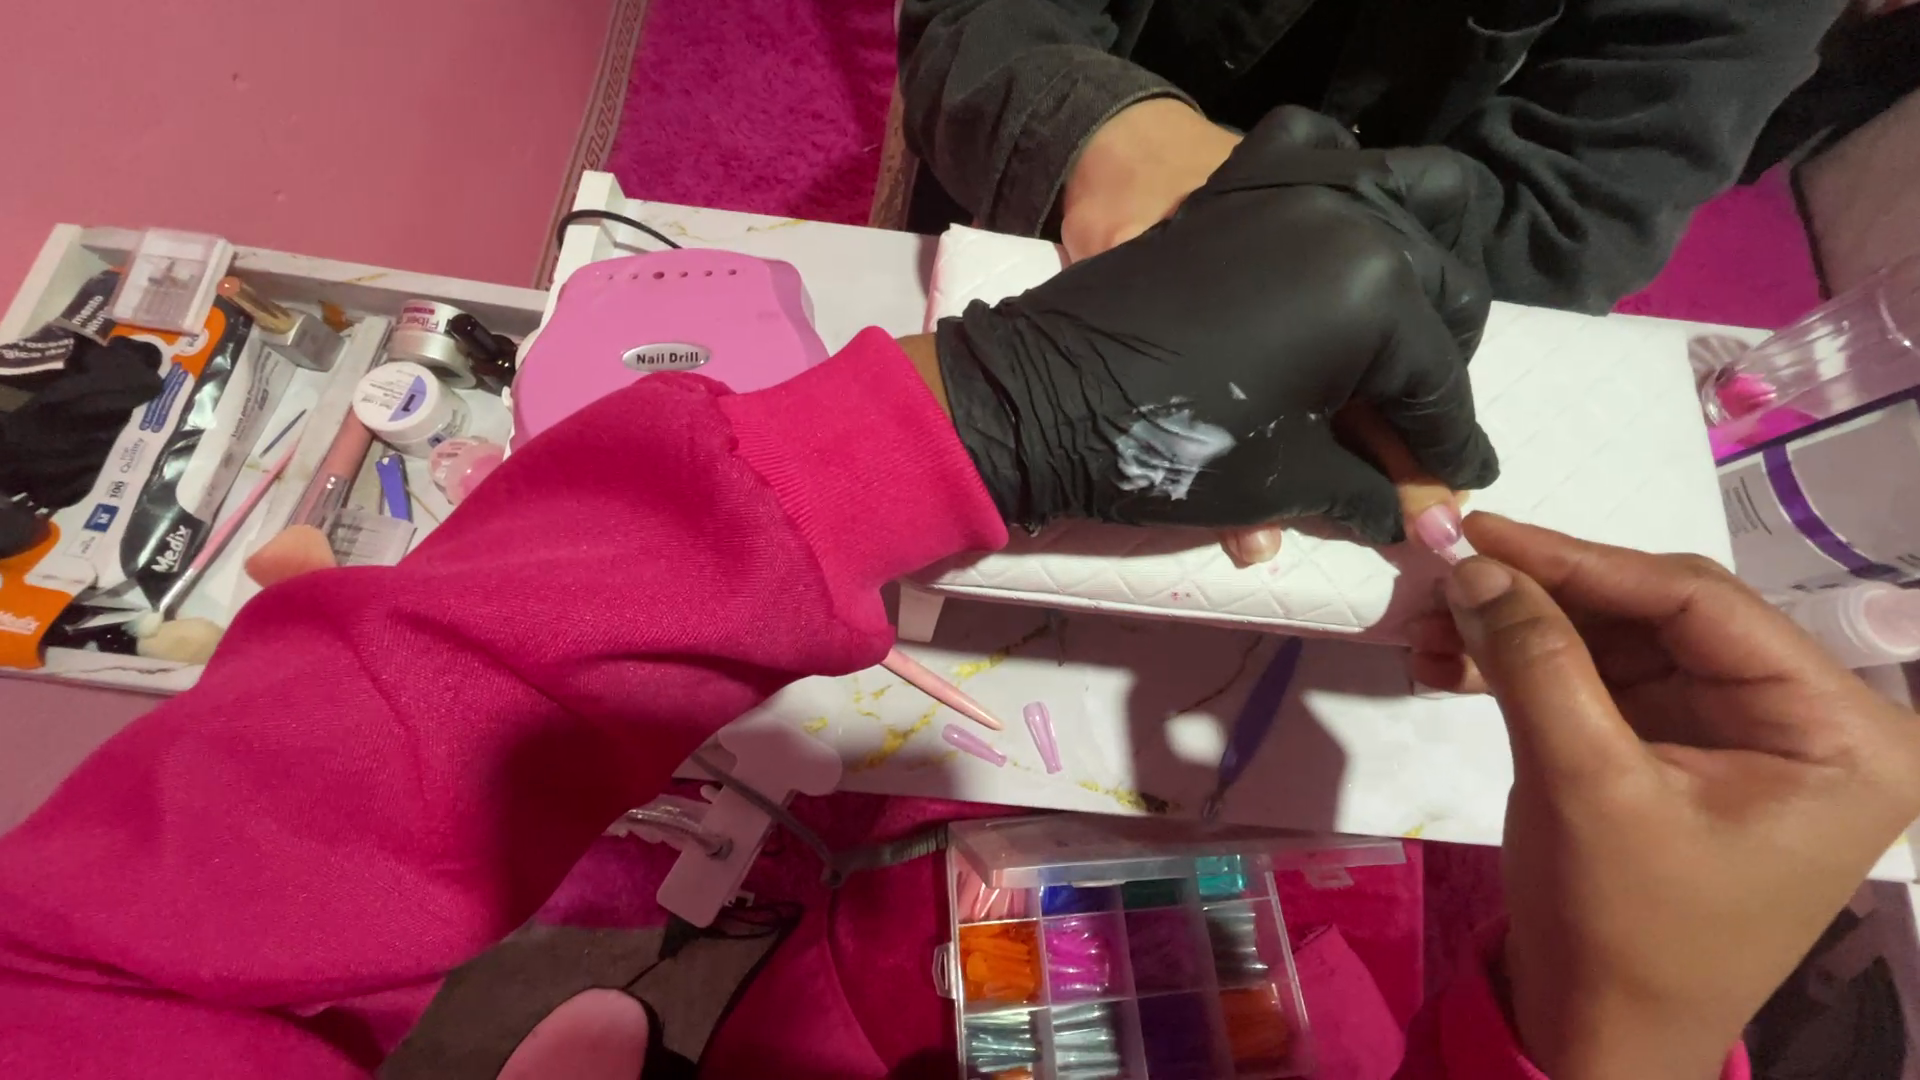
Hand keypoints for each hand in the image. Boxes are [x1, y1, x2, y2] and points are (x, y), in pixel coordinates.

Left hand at [935, 107, 1496, 543]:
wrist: (1040, 401)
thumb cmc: (1162, 449)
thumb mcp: (1278, 481)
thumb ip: (1362, 491)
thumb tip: (1415, 514)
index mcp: (1375, 295)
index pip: (1440, 385)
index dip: (1451, 446)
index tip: (1462, 482)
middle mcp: (1350, 220)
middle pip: (1446, 293)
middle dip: (1441, 368)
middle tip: (1413, 422)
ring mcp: (1292, 186)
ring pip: (1412, 196)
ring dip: (1426, 259)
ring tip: (1397, 328)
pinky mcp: (1238, 180)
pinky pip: (1315, 149)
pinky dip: (1341, 177)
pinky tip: (1331, 234)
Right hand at [1410, 514, 1919, 1079]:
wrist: (1600, 1016)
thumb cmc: (1622, 916)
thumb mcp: (1581, 781)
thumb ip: (1533, 660)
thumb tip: (1470, 565)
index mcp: (1831, 729)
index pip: (1695, 603)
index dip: (1576, 558)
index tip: (1477, 532)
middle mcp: (1787, 713)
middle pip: (1644, 612)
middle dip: (1532, 597)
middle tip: (1441, 579)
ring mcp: (1716, 725)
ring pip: (1599, 638)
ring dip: (1506, 629)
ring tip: (1424, 631)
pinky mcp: (1652, 739)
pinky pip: (1577, 675)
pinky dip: (1507, 664)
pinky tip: (1443, 663)